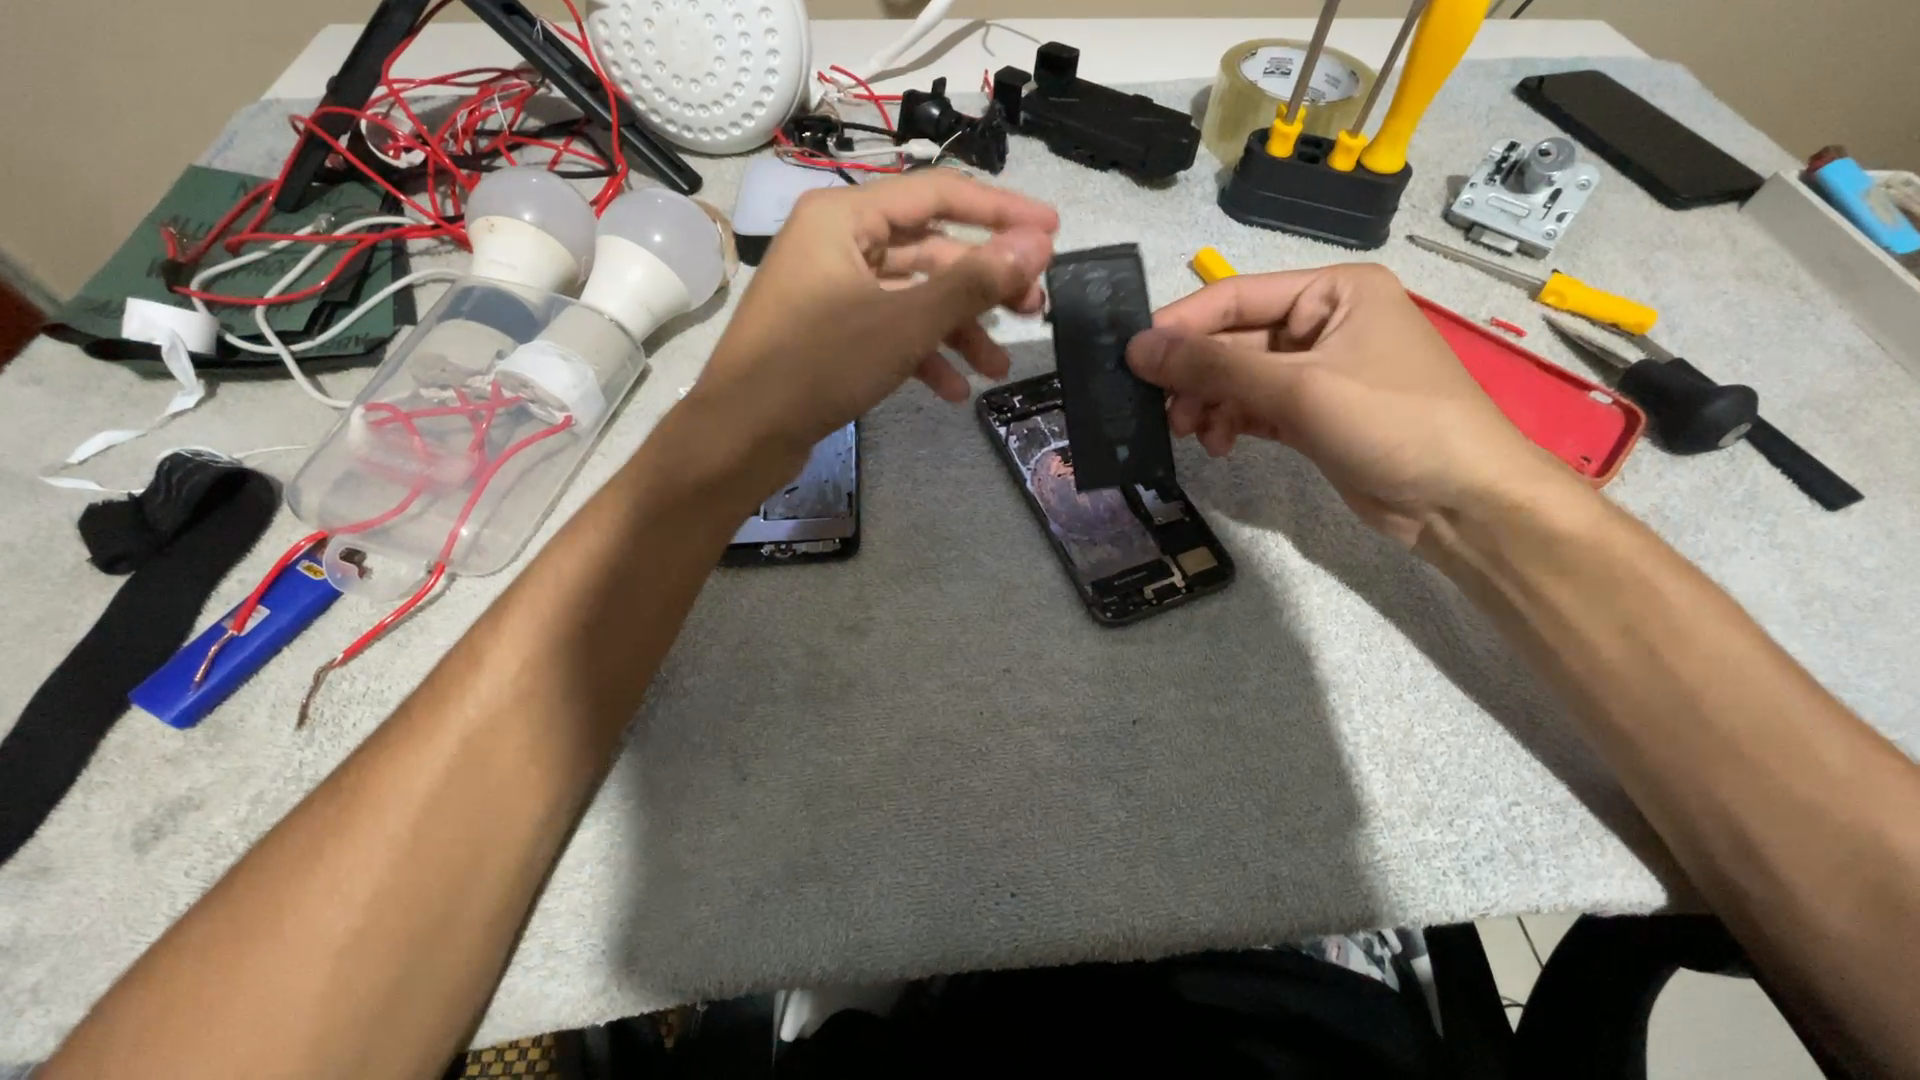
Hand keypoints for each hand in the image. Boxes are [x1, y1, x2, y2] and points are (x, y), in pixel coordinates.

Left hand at [691, 169, 1056, 470]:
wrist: (742, 435)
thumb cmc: (818, 364)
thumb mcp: (906, 322)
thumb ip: (974, 281)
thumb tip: (1037, 244)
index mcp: (844, 215)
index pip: (939, 195)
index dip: (1001, 212)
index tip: (1053, 231)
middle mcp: (836, 241)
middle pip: (929, 250)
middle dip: (982, 286)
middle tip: (1033, 309)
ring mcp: (830, 288)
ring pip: (912, 296)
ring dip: (957, 330)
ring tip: (996, 367)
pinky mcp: (828, 330)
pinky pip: (888, 328)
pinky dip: (921, 353)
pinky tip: (952, 391)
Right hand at [1126, 264, 1574, 545]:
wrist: (1461, 500)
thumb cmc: (1393, 423)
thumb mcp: (1299, 389)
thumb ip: (1215, 368)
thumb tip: (1138, 348)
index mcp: (1333, 291)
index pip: (1236, 298)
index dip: (1181, 326)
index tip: (1130, 358)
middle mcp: (1324, 322)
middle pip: (1234, 341)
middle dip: (1195, 376)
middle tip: (1158, 410)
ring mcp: (1318, 371)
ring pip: (1239, 379)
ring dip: (1209, 404)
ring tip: (1191, 434)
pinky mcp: (1313, 414)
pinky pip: (1254, 408)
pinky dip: (1231, 423)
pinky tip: (1220, 445)